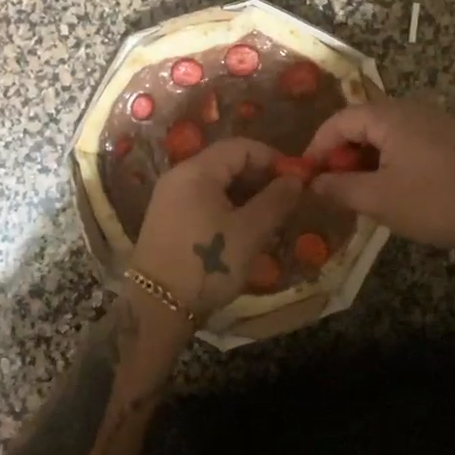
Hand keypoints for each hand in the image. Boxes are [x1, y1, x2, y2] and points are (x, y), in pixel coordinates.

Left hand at [131, 138, 301, 318]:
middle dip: (259, 176)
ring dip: (245, 194)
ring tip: (272, 216)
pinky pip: (203, 200)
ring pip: (215, 183)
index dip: (271, 158)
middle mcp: (179, 176)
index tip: (297, 178)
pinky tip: (245, 228)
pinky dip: (227, 206)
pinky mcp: (168, 219)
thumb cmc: (208, 264)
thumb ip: (275, 201)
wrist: (158, 307)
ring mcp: (170, 198)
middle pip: (226, 162)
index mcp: (196, 171)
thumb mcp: (249, 232)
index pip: (240, 147)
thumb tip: (295, 179)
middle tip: (287, 199)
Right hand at [304, 99, 454, 258]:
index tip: (305, 174)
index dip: (318, 147)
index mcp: (391, 116)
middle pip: (362, 123)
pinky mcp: (449, 138)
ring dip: (364, 158)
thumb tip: (313, 182)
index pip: (339, 120)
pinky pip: (405, 141)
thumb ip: (339, 188)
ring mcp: (434, 121)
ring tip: (357, 190)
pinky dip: (388, 159)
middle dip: (341, 153)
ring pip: (384, 133)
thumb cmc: (436, 204)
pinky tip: (389, 187)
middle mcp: (411, 109)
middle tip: (331, 185)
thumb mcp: (379, 200)